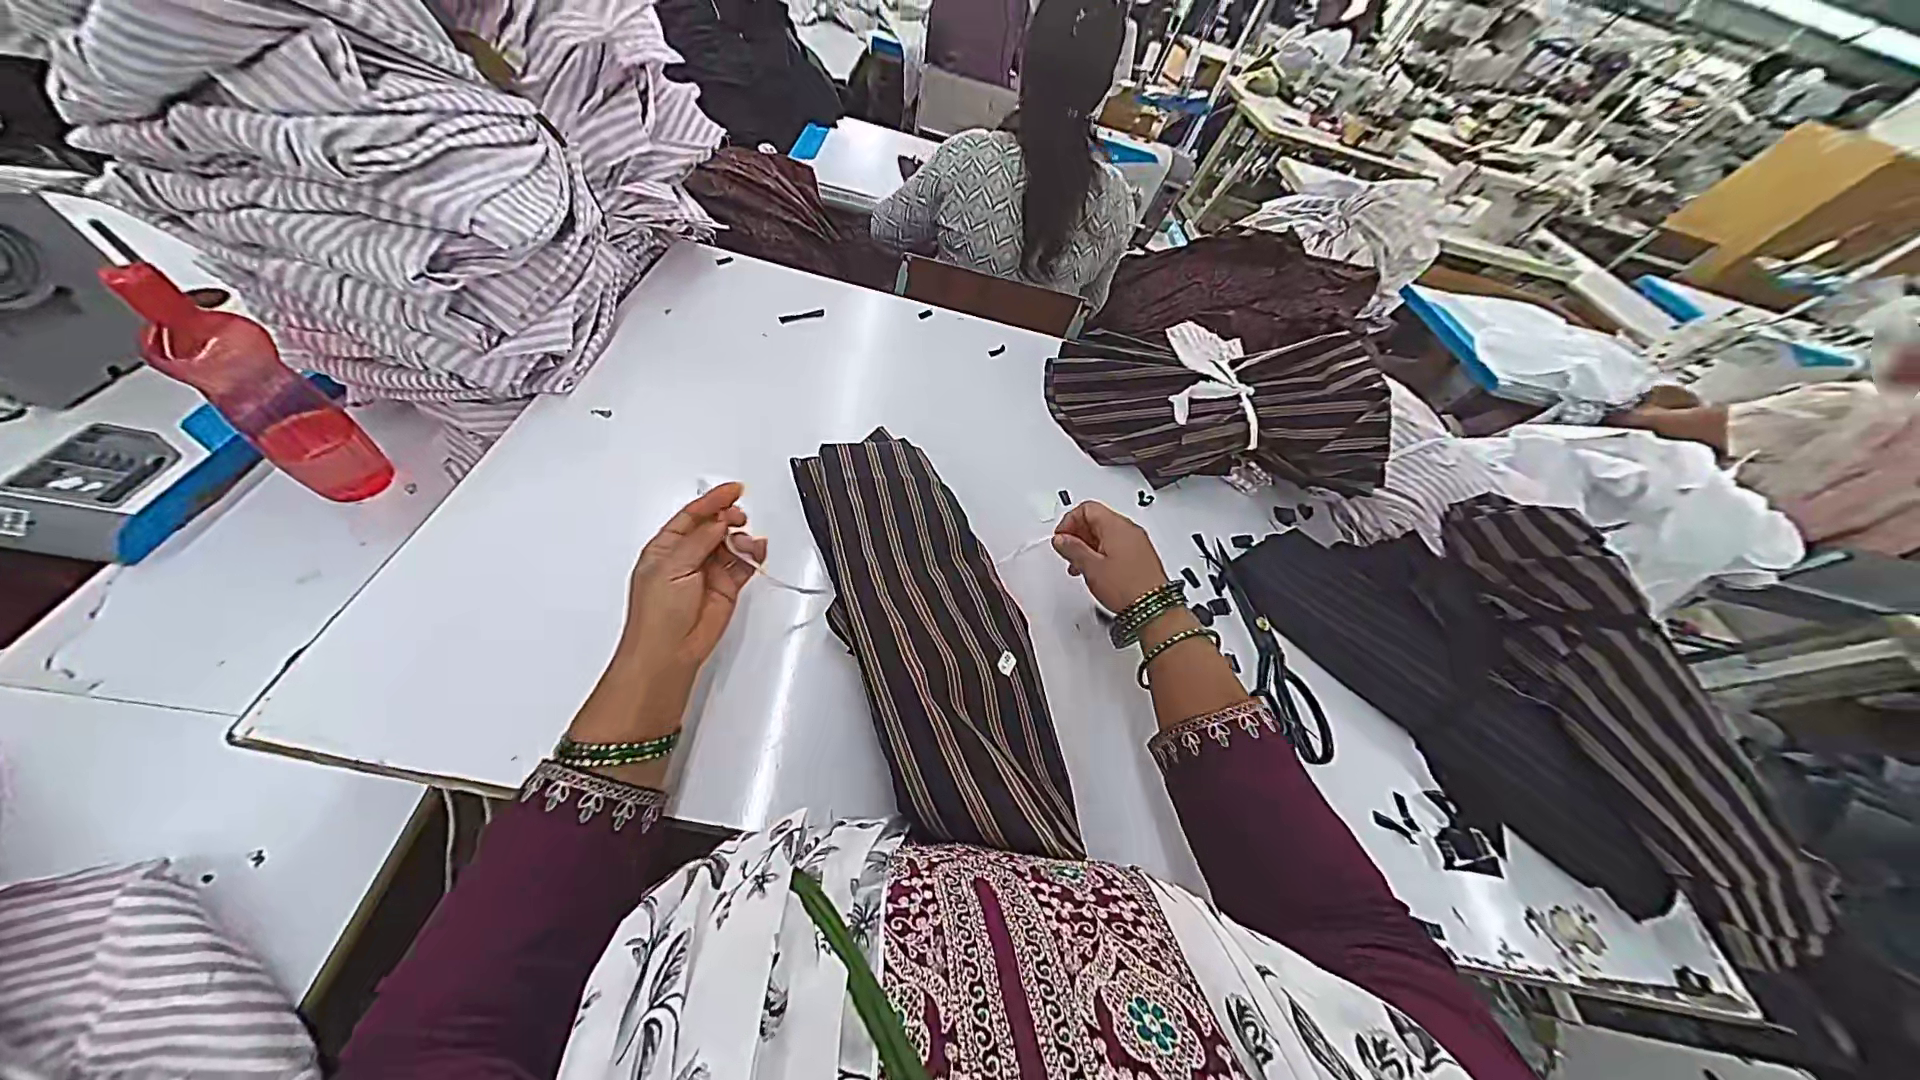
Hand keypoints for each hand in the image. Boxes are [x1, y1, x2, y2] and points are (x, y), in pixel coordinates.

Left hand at [615, 482, 764, 678]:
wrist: (669, 651)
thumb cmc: (657, 616)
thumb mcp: (671, 567)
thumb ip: (698, 540)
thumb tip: (718, 521)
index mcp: (666, 547)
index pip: (693, 515)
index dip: (713, 500)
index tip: (733, 490)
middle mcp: (688, 557)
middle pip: (714, 526)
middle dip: (729, 518)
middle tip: (739, 517)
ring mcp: (708, 572)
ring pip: (732, 544)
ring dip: (742, 538)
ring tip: (745, 543)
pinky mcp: (726, 587)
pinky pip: (745, 564)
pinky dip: (753, 556)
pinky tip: (755, 552)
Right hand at [1051, 500, 1169, 612]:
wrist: (1153, 608)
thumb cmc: (1128, 587)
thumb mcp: (1091, 567)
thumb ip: (1072, 548)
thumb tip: (1061, 539)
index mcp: (1116, 526)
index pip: (1087, 508)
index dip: (1069, 521)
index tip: (1061, 537)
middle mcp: (1129, 530)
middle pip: (1097, 519)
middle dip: (1078, 534)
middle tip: (1067, 550)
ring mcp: (1137, 542)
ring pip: (1105, 534)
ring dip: (1088, 545)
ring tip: (1080, 564)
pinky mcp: (1140, 555)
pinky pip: (1116, 545)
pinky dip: (1101, 553)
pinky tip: (1095, 570)